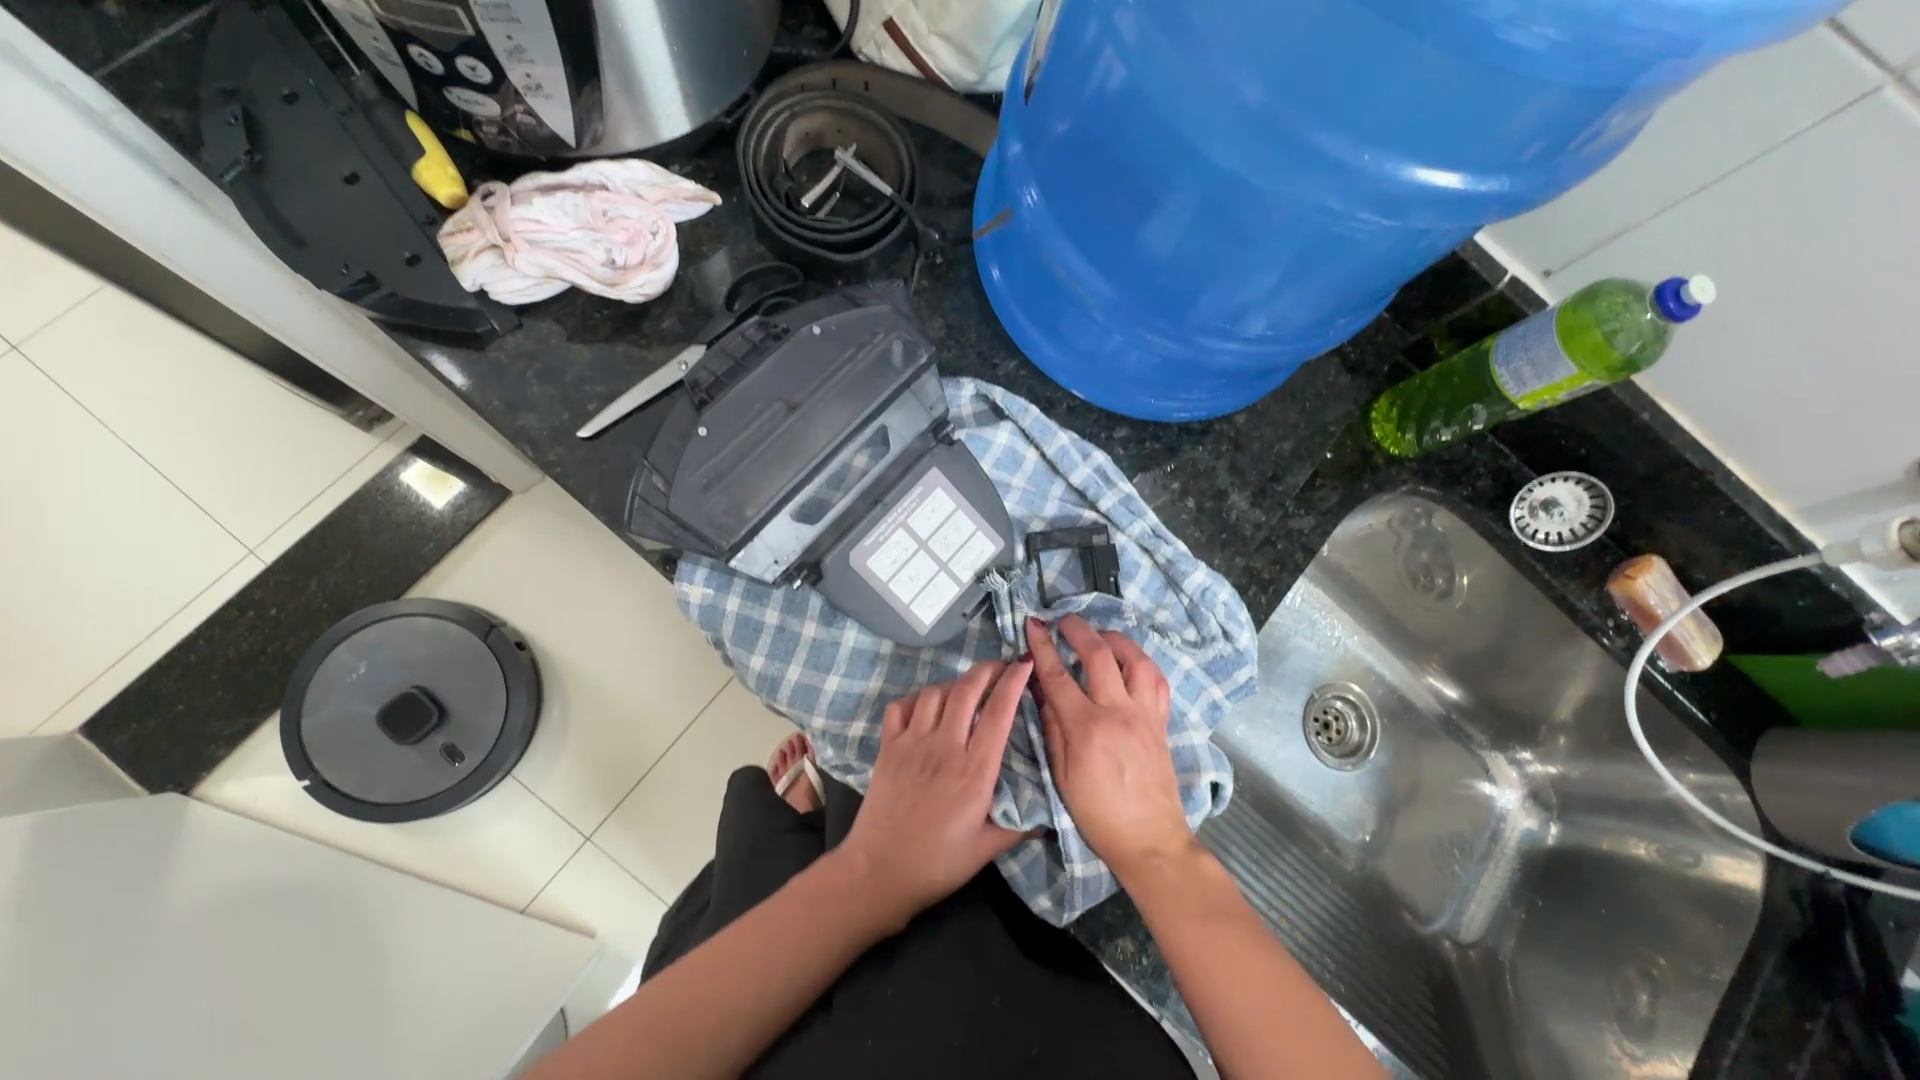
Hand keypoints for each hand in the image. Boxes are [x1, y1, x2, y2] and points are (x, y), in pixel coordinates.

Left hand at [836, 657, 1032, 926]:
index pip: (999, 711)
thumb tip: (1049, 817)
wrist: (879, 872)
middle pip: (967, 689)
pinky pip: (901, 707)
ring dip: (954, 684)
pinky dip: (916, 700)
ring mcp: (912, 744)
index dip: (1014, 681)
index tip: (1026, 664)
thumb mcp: (987, 849)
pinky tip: (926, 708)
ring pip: (934, 693)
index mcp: (975, 770)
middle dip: (987, 669)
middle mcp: (945, 747)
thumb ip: (1019, 827)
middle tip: (1001, 667)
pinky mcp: (887, 748)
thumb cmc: (938, 863)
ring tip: (967, 690)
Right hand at [1029, 615, 1196, 880]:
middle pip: (1099, 654)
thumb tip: (1041, 691)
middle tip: (1064, 620)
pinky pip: (1157, 681)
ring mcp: (1145, 715)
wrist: (1148, 839)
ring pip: (1135, 660)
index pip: (1058, 675)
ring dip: (1115, 639)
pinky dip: (1142, 663)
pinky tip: (1130, 662)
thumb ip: (1052, 728)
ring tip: (1099, 636)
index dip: (1043, 646)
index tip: (1034, 624)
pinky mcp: (1162, 723)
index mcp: (1086, 729)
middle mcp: (1118, 713)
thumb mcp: (1061, 776)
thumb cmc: (1097, 815)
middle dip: (1079, 630)